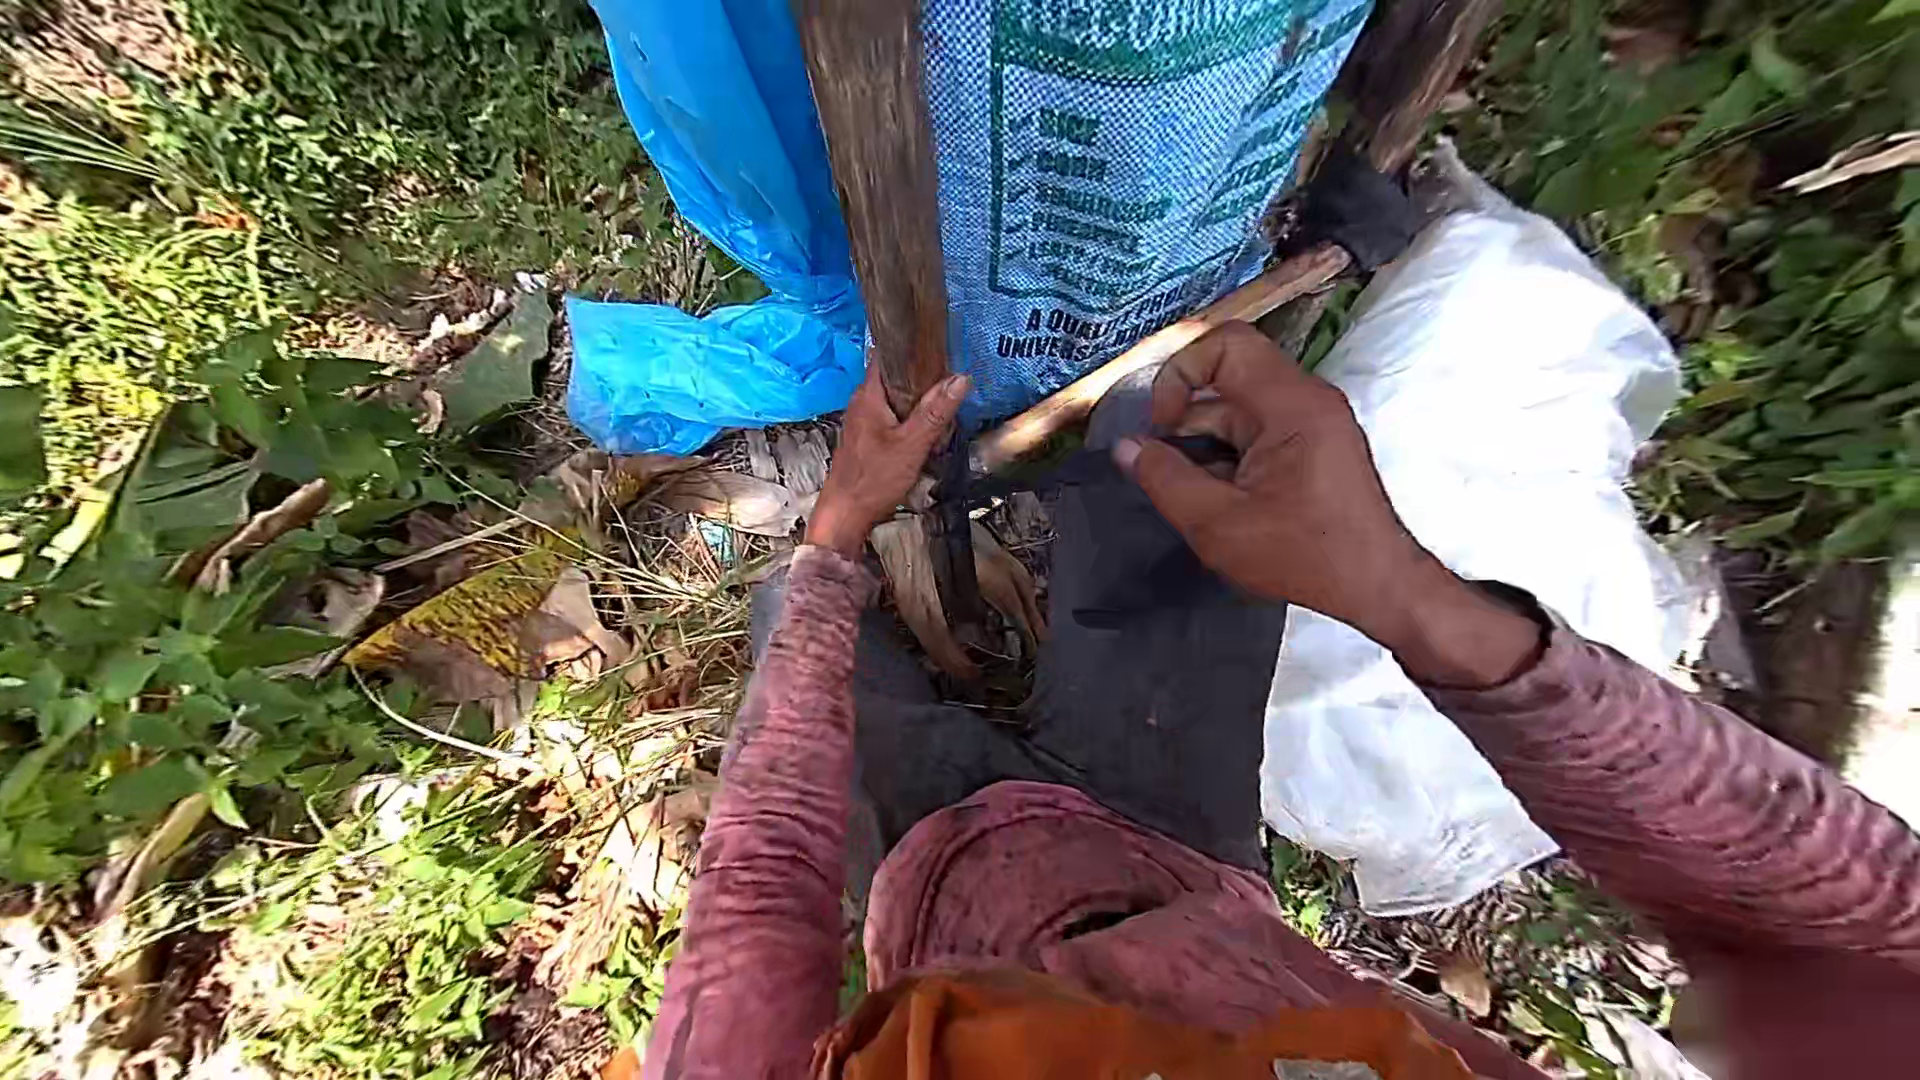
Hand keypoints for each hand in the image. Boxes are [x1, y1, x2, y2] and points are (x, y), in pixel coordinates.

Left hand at [805, 363, 970, 557]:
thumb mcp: (912, 445)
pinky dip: (909, 422)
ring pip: (895, 400)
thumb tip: (960, 379)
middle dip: (922, 380)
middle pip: (895, 378)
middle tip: (950, 385)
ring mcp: (862, 421)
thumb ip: (936, 412)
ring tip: (943, 410)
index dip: (912, 347)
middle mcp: (862, 403)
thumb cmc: (873, 479)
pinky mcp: (866, 438)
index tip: (938, 348)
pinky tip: (925, 434)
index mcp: (869, 395)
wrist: (846, 515)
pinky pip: (891, 419)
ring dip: (917, 404)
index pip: (887, 354)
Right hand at [1114, 322, 1540, 686]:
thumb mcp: (1215, 522)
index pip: (1225, 344)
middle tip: (1160, 463)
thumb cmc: (1301, 555)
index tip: (1162, 424)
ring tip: (1183, 487)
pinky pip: (1251, 432)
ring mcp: (1308, 423)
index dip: (1179, 373)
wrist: (1374, 587)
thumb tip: (1126, 447)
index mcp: (1290, 405)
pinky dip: (1221, 454)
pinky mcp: (1307, 446)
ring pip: (1234, 409)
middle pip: (1226, 378)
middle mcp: (1304, 401)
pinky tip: (1210, 494)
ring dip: (1199, 442)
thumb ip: (1163, 479)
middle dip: (1182, 417)